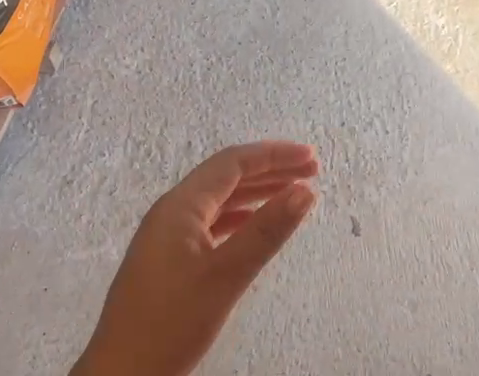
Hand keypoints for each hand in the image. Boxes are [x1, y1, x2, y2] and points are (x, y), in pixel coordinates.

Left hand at [70, 142, 319, 375]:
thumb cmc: (171, 323)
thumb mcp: (225, 276)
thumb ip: (266, 231)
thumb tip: (305, 190)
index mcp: (180, 205)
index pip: (233, 163)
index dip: (274, 155)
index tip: (311, 157)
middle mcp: (171, 211)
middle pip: (226, 176)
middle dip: (270, 169)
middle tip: (312, 169)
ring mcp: (166, 235)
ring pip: (219, 200)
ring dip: (257, 192)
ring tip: (293, 192)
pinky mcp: (167, 259)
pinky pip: (210, 222)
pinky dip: (240, 217)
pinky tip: (255, 224)